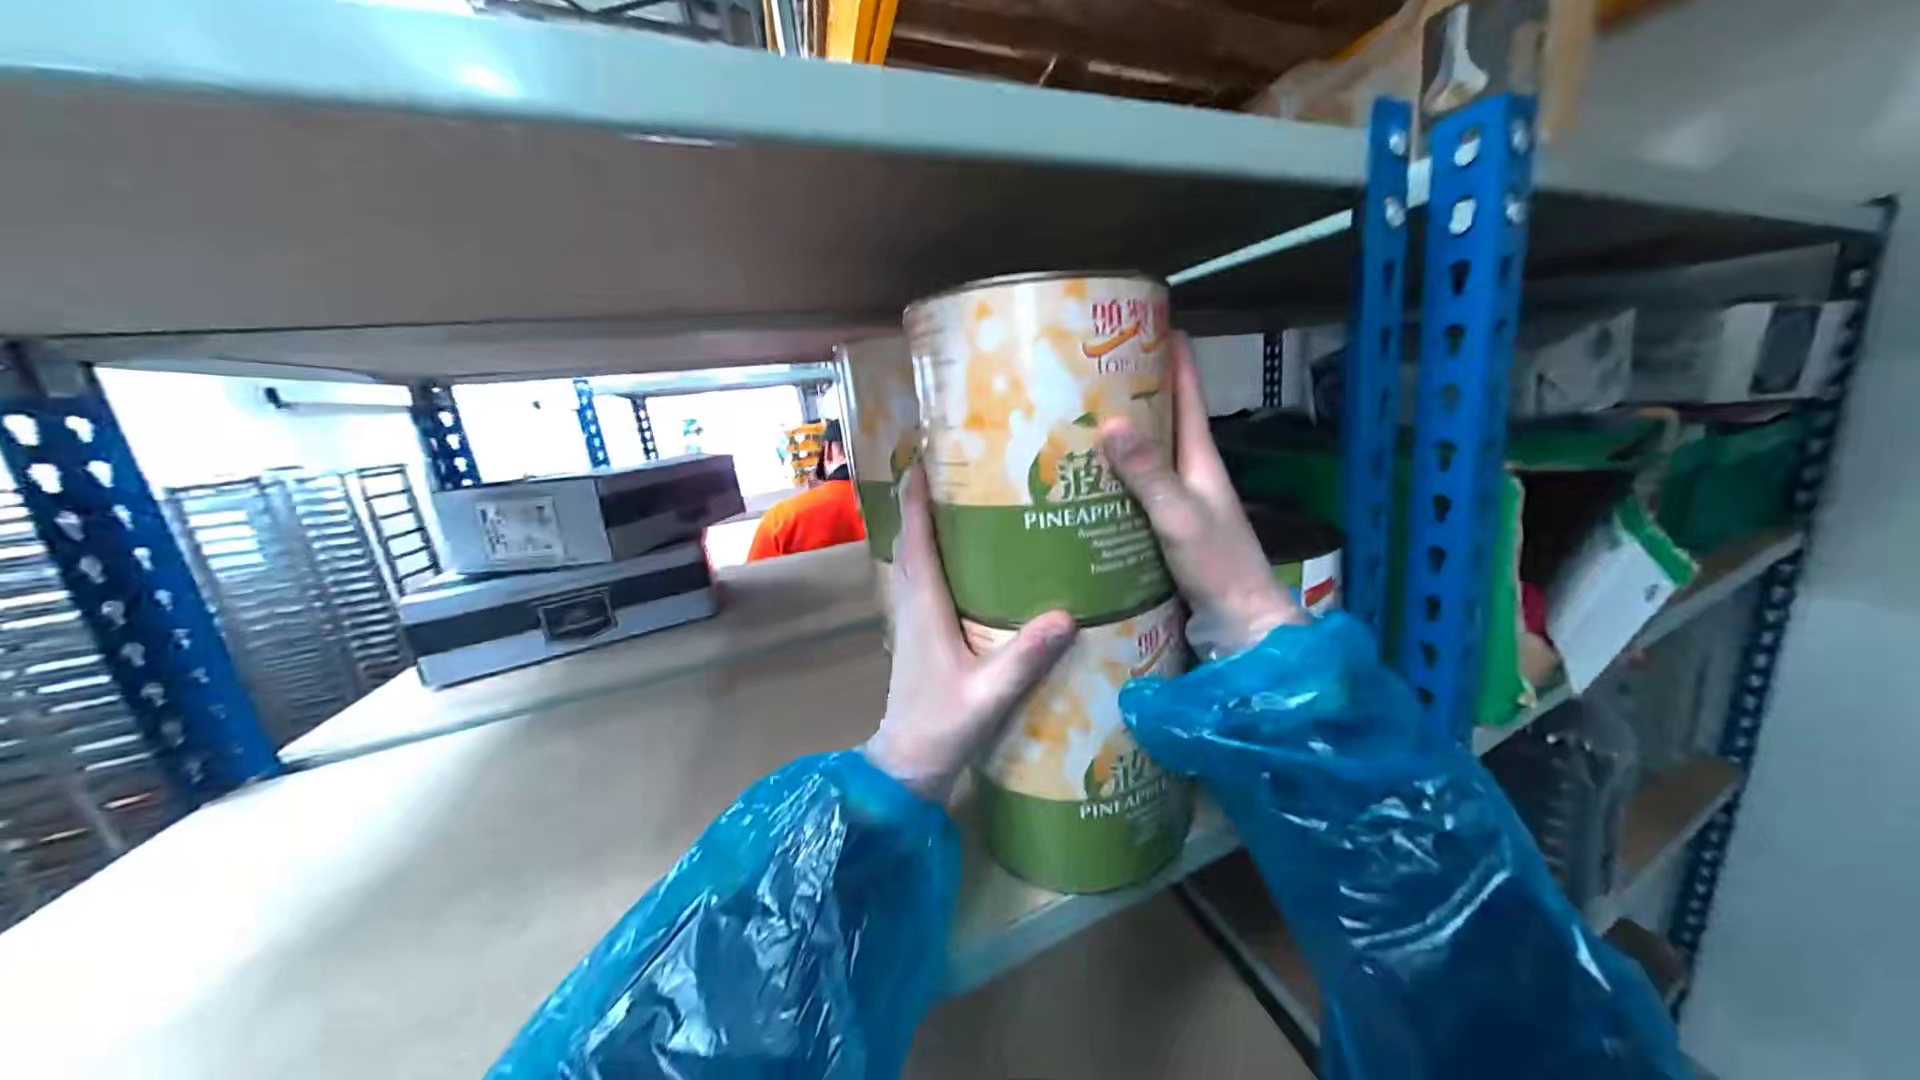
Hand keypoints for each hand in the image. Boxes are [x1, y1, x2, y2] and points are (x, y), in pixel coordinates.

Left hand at [861, 467, 1076, 800]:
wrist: (907, 764)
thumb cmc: (940, 727)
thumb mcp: (989, 695)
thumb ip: (1024, 658)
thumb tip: (1067, 616)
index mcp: (924, 608)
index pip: (916, 540)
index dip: (916, 500)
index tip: (924, 461)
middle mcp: (912, 606)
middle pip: (912, 542)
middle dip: (924, 504)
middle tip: (956, 474)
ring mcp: (912, 621)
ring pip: (915, 561)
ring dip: (928, 529)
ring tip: (962, 506)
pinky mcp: (919, 635)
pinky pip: (923, 583)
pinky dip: (934, 559)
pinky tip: (967, 564)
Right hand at [1099, 334, 1304, 658]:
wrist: (1238, 620)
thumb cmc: (1218, 564)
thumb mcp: (1181, 515)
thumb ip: (1149, 473)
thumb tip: (1111, 422)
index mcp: (1201, 457)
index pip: (1188, 392)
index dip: (1172, 356)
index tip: (1145, 323)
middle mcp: (1189, 471)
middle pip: (1160, 419)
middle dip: (1130, 392)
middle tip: (1085, 374)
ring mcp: (1175, 499)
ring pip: (1143, 456)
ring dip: (1116, 438)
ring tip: (1072, 421)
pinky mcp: (1161, 526)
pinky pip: (1132, 490)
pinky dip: (1110, 479)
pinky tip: (1081, 482)